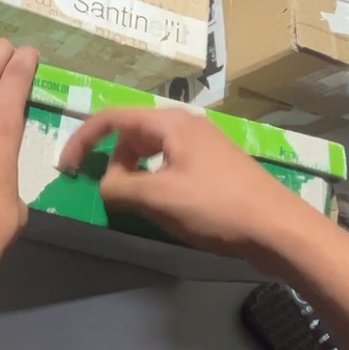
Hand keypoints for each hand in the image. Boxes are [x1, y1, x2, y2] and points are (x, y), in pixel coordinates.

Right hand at [57, 108, 325, 261]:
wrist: (282, 231)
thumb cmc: (216, 207)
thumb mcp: (157, 198)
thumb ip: (118, 187)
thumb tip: (105, 185)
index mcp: (169, 122)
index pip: (110, 118)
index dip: (82, 139)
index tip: (66, 167)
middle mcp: (184, 125)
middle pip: (131, 134)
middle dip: (111, 161)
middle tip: (110, 193)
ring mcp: (202, 145)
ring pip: (151, 151)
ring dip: (134, 174)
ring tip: (136, 203)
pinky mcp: (214, 167)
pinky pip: (170, 165)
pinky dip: (155, 181)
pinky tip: (165, 207)